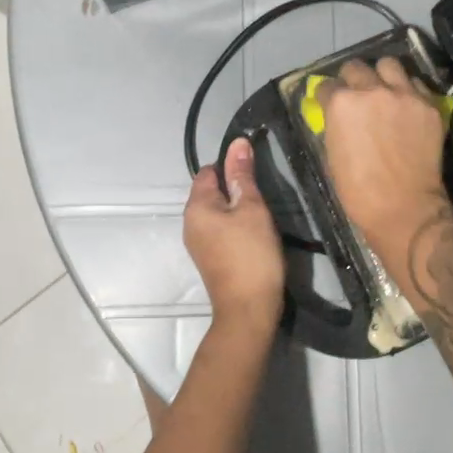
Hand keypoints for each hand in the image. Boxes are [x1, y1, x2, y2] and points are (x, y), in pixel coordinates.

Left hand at [184, 137, 285, 333]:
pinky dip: (235, 228)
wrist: (248, 310)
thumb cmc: (252, 255)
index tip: (256, 176)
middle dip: (235, 190)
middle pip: (212, 192)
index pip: (209, 171)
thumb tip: (237, 142)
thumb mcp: (252, 209)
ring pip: (217, 213)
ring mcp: (197, 243)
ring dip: (237, 210)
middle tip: (263, 198)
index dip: (232, 168)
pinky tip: (254, 237)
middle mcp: (190, 222)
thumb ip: (243, 176)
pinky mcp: (209, 258)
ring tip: (261, 218)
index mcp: (196, 206)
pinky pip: (220, 231)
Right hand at [315, 58, 449, 270]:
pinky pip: (416, 84)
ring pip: (389, 64)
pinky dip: (409, 91)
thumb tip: (336, 116)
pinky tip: (407, 107)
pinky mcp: (429, 104)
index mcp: (341, 103)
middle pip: (356, 67)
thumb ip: (334, 126)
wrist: (403, 207)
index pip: (327, 85)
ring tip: (384, 89)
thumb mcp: (332, 154)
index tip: (329, 103)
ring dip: (382, 75)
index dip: (327, 95)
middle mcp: (372, 90)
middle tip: (356, 94)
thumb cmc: (358, 191)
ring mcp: (404, 94)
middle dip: (351, 79)